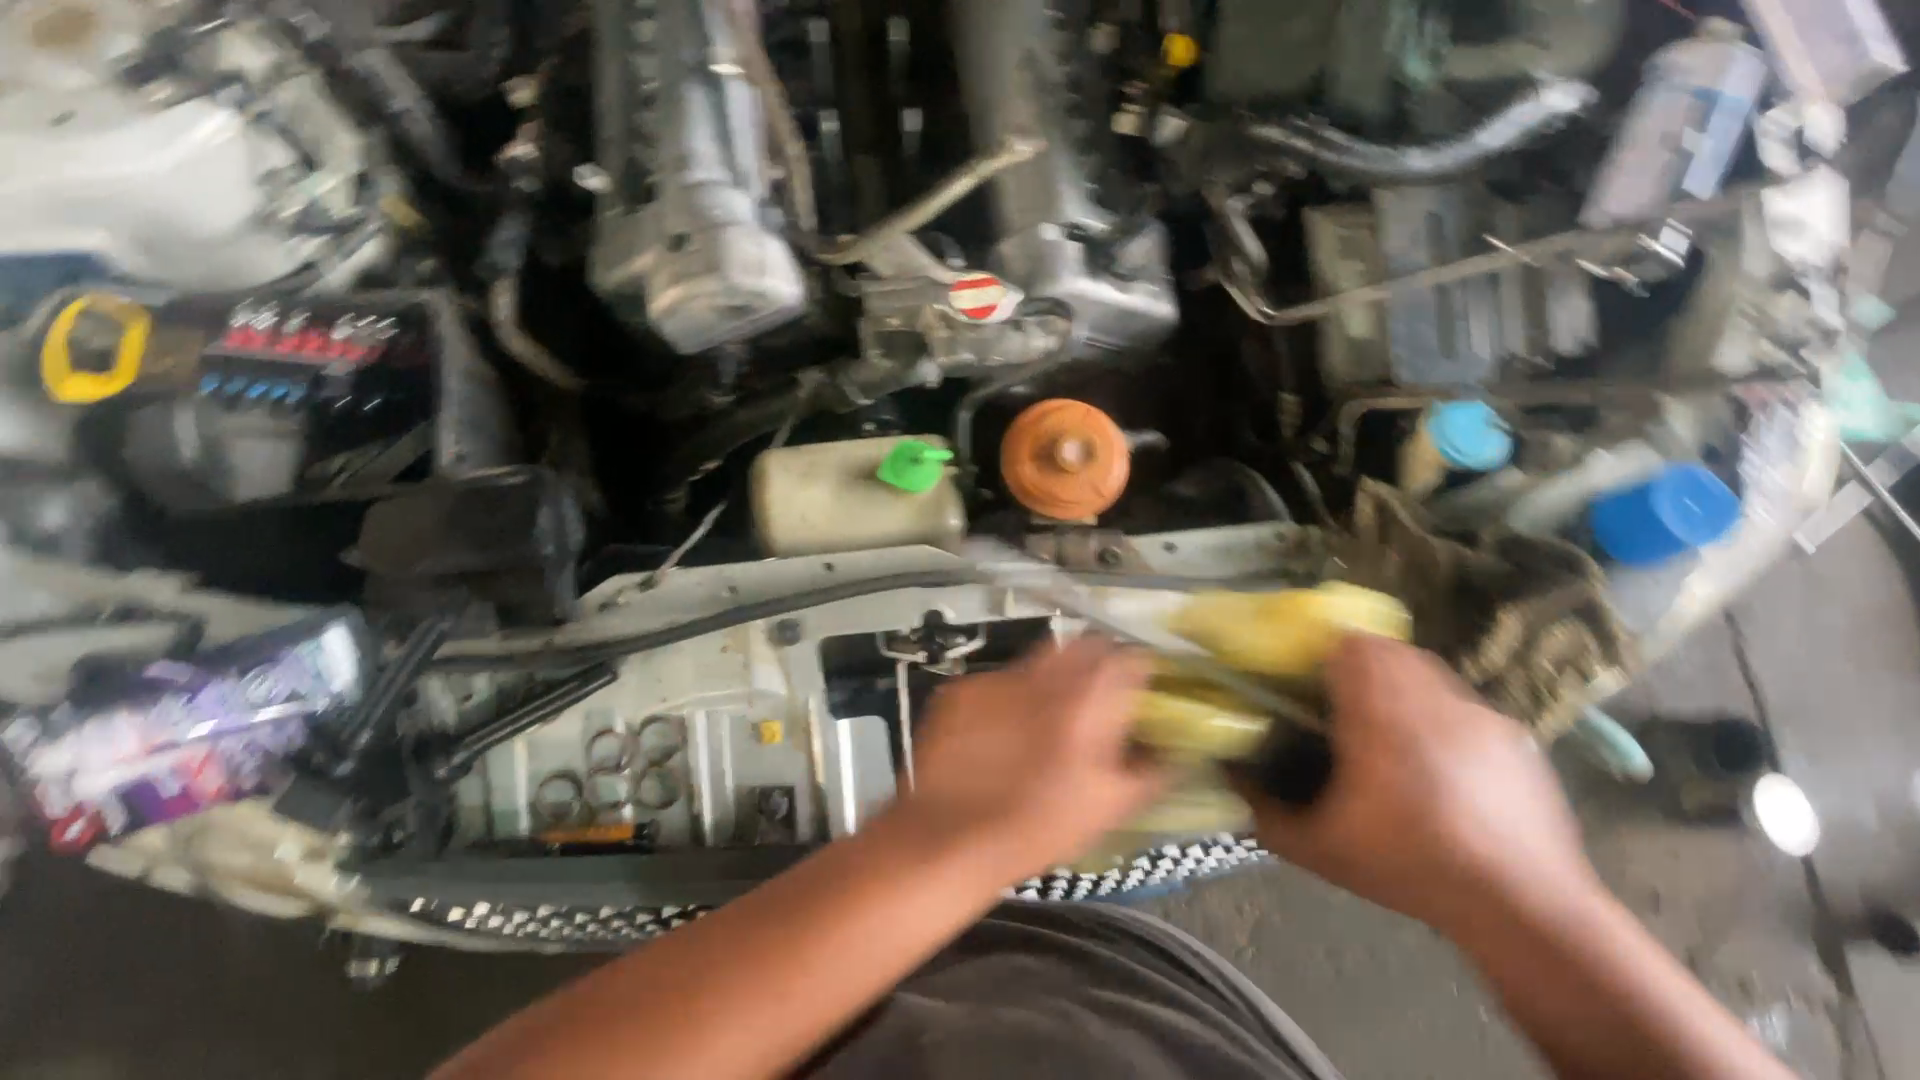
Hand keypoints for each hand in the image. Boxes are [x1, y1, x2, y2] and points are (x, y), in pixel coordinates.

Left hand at [892, 638, 1166, 881]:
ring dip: (1050, 680)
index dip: (1138, 668)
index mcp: (1085, 700)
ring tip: (1044, 720)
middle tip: (1094, 699)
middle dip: (1094, 664)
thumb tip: (1174, 751)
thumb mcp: (1106, 807)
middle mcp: (1042, 676)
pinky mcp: (960, 691)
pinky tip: (1000, 734)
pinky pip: (997, 682)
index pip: (1127, 656)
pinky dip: (1008, 698)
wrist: (947, 839)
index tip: (1138, 688)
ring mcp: (996, 679)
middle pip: (1081, 645)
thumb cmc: (1036, 828)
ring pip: (1037, 661)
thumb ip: (1149, 771)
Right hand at [1239, 635, 1600, 933]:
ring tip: (1388, 730)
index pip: (1349, 644)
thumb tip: (1232, 775)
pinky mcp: (1515, 735)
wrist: (1524, 906)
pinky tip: (1439, 765)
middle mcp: (1431, 698)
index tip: (1309, 685)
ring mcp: (1480, 713)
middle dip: (1360, 666)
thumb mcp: (1318, 848)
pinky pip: (1462, 704)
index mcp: (1380, 713)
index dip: (1323, 654)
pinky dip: (1440, 716)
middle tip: (1341, 706)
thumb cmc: (1409, 867)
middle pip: (1388, 649)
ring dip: (1400, 685)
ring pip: (1428, 671)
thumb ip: (1264, 809)